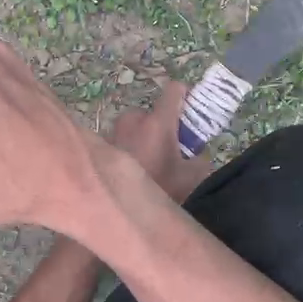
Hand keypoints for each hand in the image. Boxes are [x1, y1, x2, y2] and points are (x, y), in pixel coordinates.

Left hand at [107, 81, 213, 203]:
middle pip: (152, 112)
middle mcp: (133, 120)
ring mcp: (114, 131)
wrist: (121, 211)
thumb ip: (200, 157)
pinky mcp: (101, 145)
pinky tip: (133, 168)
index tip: (191, 109)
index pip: (173, 90)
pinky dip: (129, 147)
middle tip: (170, 147)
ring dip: (143, 136)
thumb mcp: (192, 177)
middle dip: (162, 125)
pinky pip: (121, 139)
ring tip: (150, 161)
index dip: (185, 95)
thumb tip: (198, 152)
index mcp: (158, 122)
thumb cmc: (160, 190)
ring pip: (134, 126)